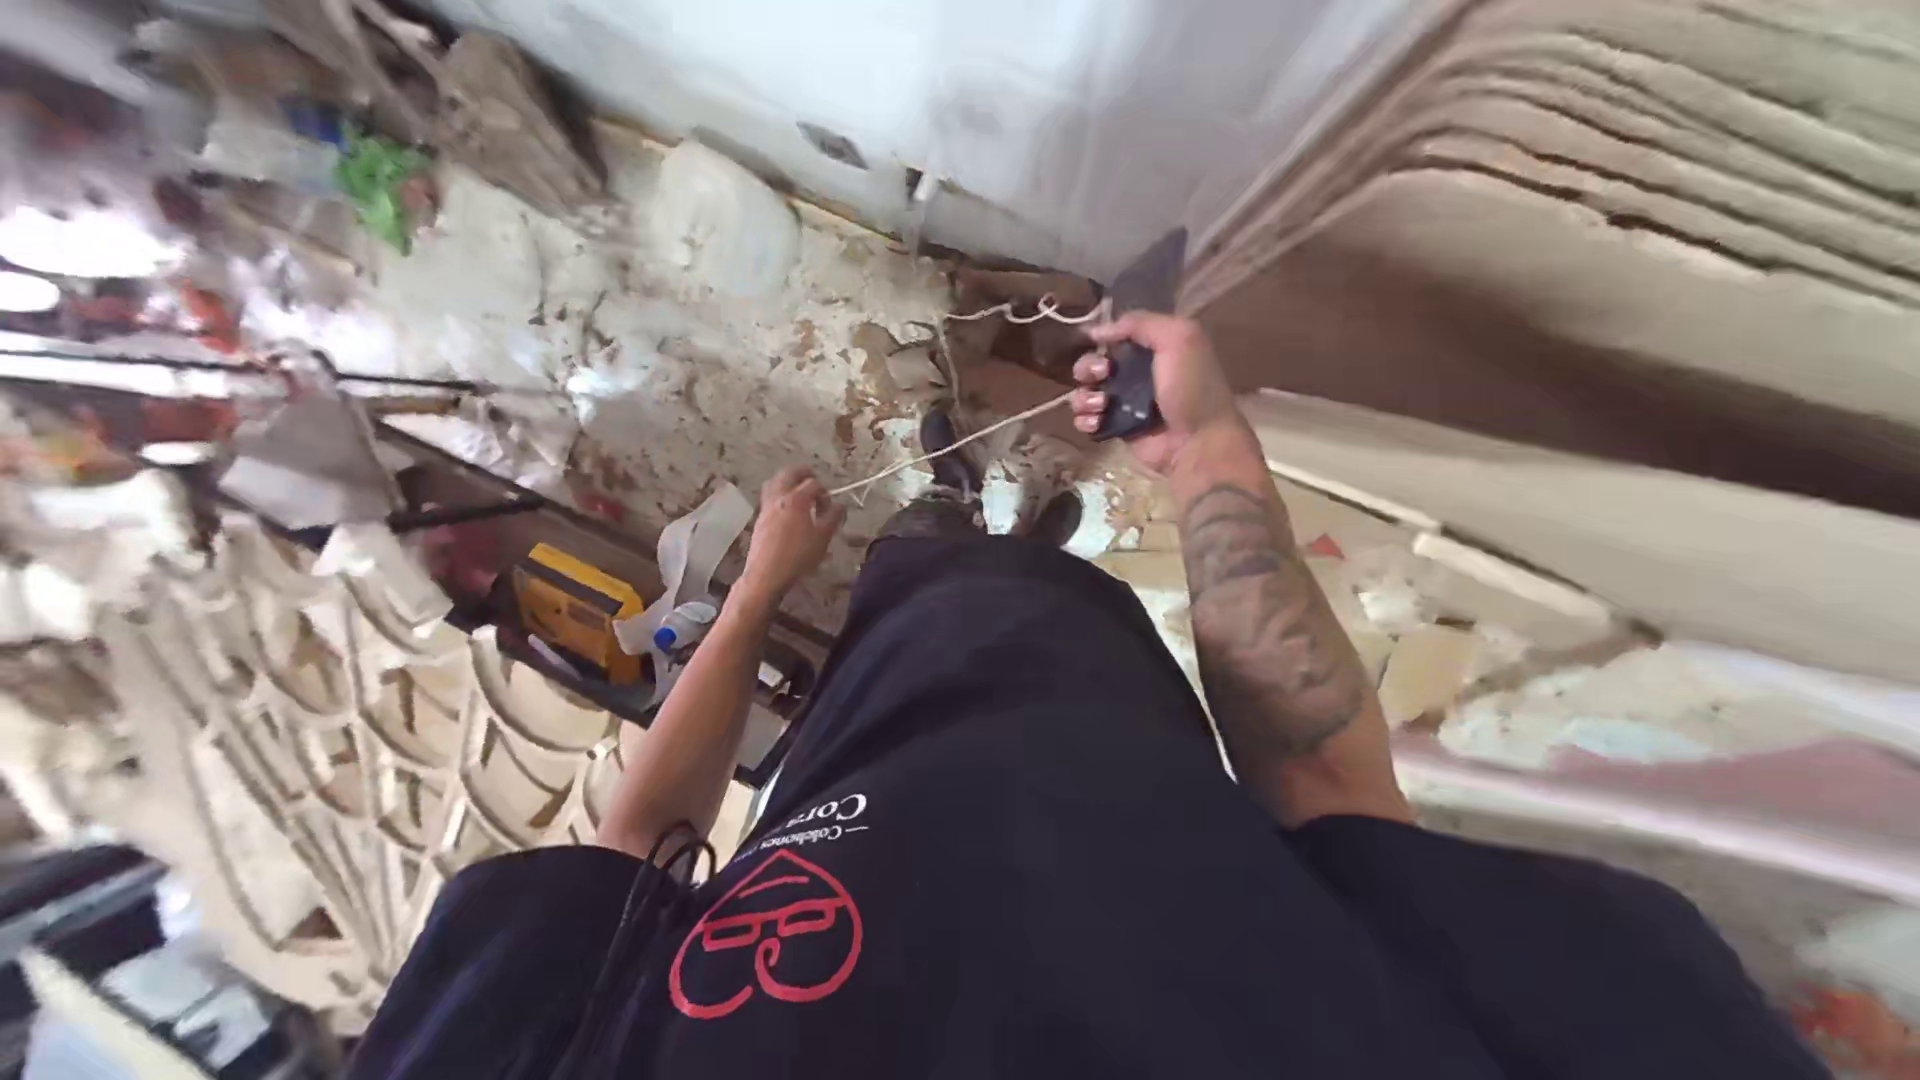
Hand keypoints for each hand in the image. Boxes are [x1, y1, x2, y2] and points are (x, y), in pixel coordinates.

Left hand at [740, 467, 843, 603]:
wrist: (767, 574)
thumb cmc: (798, 556)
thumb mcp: (823, 538)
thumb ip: (833, 518)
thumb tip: (840, 506)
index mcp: (797, 499)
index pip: (813, 484)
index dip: (825, 492)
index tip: (830, 507)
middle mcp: (779, 498)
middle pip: (789, 474)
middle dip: (802, 473)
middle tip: (812, 477)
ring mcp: (766, 507)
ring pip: (774, 483)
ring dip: (786, 481)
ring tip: (797, 490)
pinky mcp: (759, 519)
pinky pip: (769, 497)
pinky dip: (779, 494)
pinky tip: (786, 509)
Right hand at [1070, 313, 1242, 474]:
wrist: (1197, 441)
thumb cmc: (1191, 387)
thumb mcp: (1179, 338)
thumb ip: (1141, 323)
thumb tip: (1098, 330)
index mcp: (1152, 349)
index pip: (1115, 337)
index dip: (1102, 338)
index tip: (1097, 342)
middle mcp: (1135, 374)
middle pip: (1092, 364)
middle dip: (1087, 368)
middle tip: (1102, 375)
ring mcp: (1123, 403)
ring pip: (1085, 393)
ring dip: (1084, 396)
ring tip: (1100, 404)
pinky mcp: (1115, 428)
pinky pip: (1086, 420)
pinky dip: (1085, 420)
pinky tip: (1097, 422)